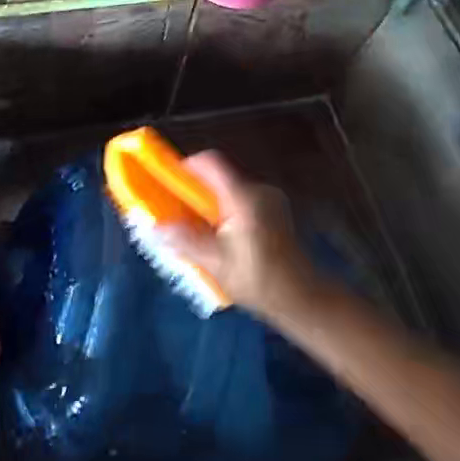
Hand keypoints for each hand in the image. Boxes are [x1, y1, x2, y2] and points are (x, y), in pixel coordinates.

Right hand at [159, 151, 324, 322]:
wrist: (302, 298)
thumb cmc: (258, 281)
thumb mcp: (216, 264)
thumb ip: (186, 241)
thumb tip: (157, 228)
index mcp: (243, 197)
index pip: (212, 162)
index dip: (188, 166)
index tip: (170, 181)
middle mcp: (258, 190)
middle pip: (220, 176)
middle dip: (196, 191)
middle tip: (180, 212)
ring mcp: (270, 198)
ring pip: (231, 188)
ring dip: (212, 203)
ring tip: (201, 230)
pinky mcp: (276, 209)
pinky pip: (243, 198)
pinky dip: (227, 209)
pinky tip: (223, 237)